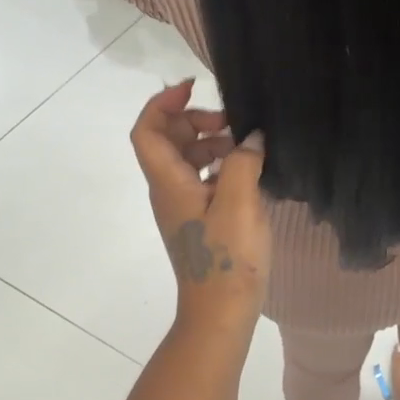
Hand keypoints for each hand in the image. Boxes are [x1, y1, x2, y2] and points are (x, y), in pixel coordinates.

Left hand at [129, 80, 269, 329]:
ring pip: (188, 162)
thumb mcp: (239, 202)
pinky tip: (252, 174)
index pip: (147, 130)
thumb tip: (250, 138)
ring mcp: (184, 209)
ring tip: (249, 147)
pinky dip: (222, 168)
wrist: (222, 311)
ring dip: (213, 145)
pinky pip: (204, 182)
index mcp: (169, 182)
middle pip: (168, 141)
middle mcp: (169, 191)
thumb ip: (242, 161)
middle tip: (234, 122)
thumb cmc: (227, 256)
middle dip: (196, 121)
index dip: (163, 103)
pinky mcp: (201, 223)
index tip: (193, 88)